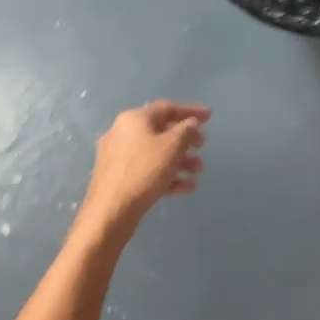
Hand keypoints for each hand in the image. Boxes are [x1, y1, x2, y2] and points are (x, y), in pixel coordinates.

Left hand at [80, 100, 208, 229]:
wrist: (110, 211)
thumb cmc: (144, 171)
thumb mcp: (173, 146)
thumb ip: (186, 130)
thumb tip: (190, 123)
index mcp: (134, 119)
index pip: (167, 108)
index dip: (190, 110)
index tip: (210, 116)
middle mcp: (122, 133)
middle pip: (160, 131)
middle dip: (185, 140)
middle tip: (202, 146)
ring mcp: (117, 157)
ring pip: (155, 153)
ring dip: (179, 160)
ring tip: (197, 171)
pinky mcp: (117, 178)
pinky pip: (147, 170)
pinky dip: (166, 175)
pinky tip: (185, 187)